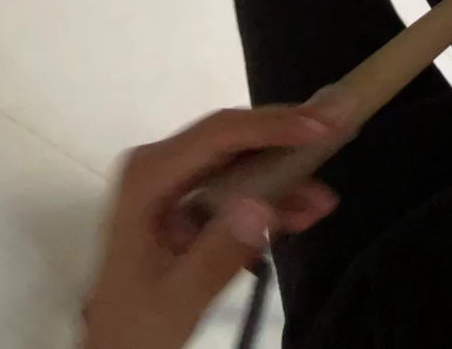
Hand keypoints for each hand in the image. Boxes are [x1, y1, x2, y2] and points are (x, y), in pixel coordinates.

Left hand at [82, 108, 338, 348]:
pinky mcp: (192, 198)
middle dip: (286, 141)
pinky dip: (274, 197)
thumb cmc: (136, 327)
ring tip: (323, 198)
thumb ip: (216, 255)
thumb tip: (262, 206)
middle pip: (234, 136)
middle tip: (336, 134)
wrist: (115, 348)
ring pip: (243, 159)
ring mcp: (178, 179)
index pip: (219, 134)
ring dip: (285, 175)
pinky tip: (305, 211)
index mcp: (149, 176)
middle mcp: (162, 164)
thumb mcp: (175, 300)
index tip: (319, 127)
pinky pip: (240, 185)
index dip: (272, 126)